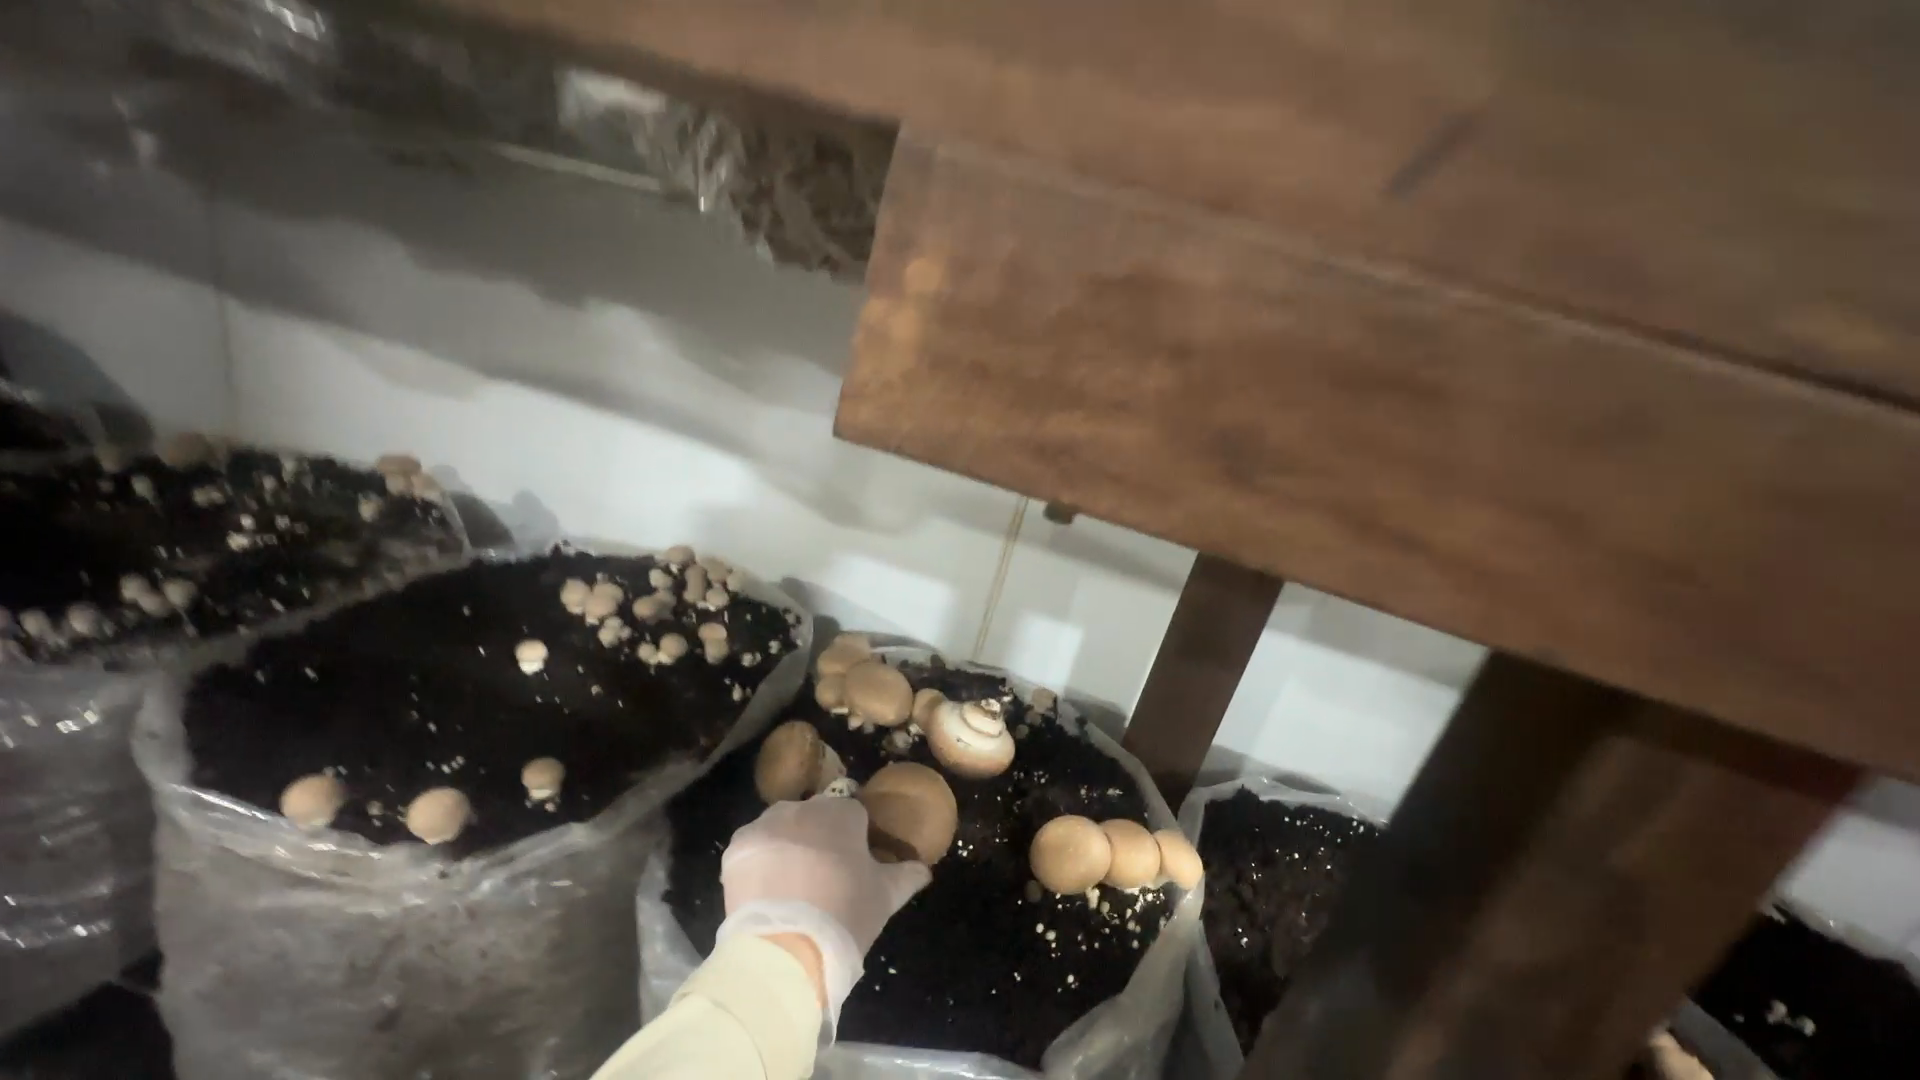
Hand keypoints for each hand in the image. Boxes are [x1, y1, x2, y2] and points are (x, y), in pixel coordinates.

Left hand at [718, 796, 930, 1027]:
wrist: (785, 948)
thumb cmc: (844, 914)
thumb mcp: (885, 897)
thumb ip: (906, 876)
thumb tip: (923, 869)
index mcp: (842, 813)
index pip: (853, 815)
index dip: (854, 840)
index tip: (853, 866)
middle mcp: (802, 808)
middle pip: (814, 817)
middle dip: (818, 839)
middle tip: (822, 878)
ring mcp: (765, 825)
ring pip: (781, 828)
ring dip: (787, 847)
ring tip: (790, 887)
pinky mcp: (736, 848)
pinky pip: (753, 848)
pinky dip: (759, 862)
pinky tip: (766, 891)